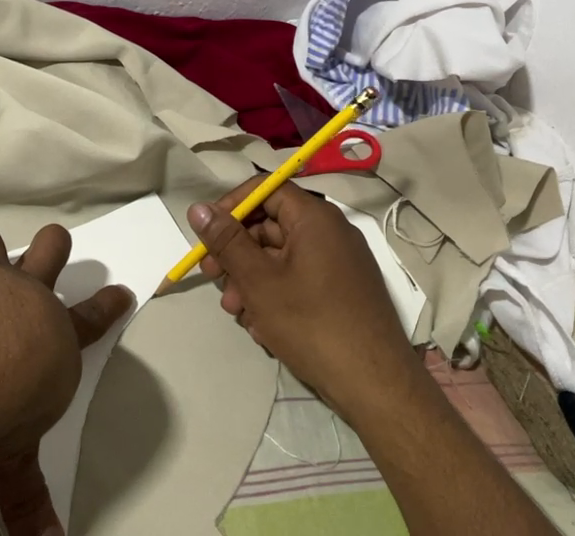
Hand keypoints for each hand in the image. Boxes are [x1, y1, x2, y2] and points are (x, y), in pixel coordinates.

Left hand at [0, 197, 132, 535]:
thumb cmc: (12, 401)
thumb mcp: (21, 452)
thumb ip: (29, 499)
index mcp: (53, 337)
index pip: (88, 322)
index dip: (106, 308)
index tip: (120, 292)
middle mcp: (27, 294)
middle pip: (48, 255)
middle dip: (51, 248)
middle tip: (53, 244)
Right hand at [189, 178, 417, 411]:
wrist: (375, 385)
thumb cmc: (312, 324)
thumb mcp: (259, 281)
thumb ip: (227, 241)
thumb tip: (199, 209)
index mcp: (315, 218)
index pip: (265, 190)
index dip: (231, 207)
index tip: (207, 235)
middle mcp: (331, 232)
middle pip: (270, 226)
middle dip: (237, 253)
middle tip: (213, 278)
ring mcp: (339, 263)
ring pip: (281, 257)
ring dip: (251, 280)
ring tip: (238, 313)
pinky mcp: (342, 291)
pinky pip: (299, 279)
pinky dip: (276, 295)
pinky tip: (263, 328)